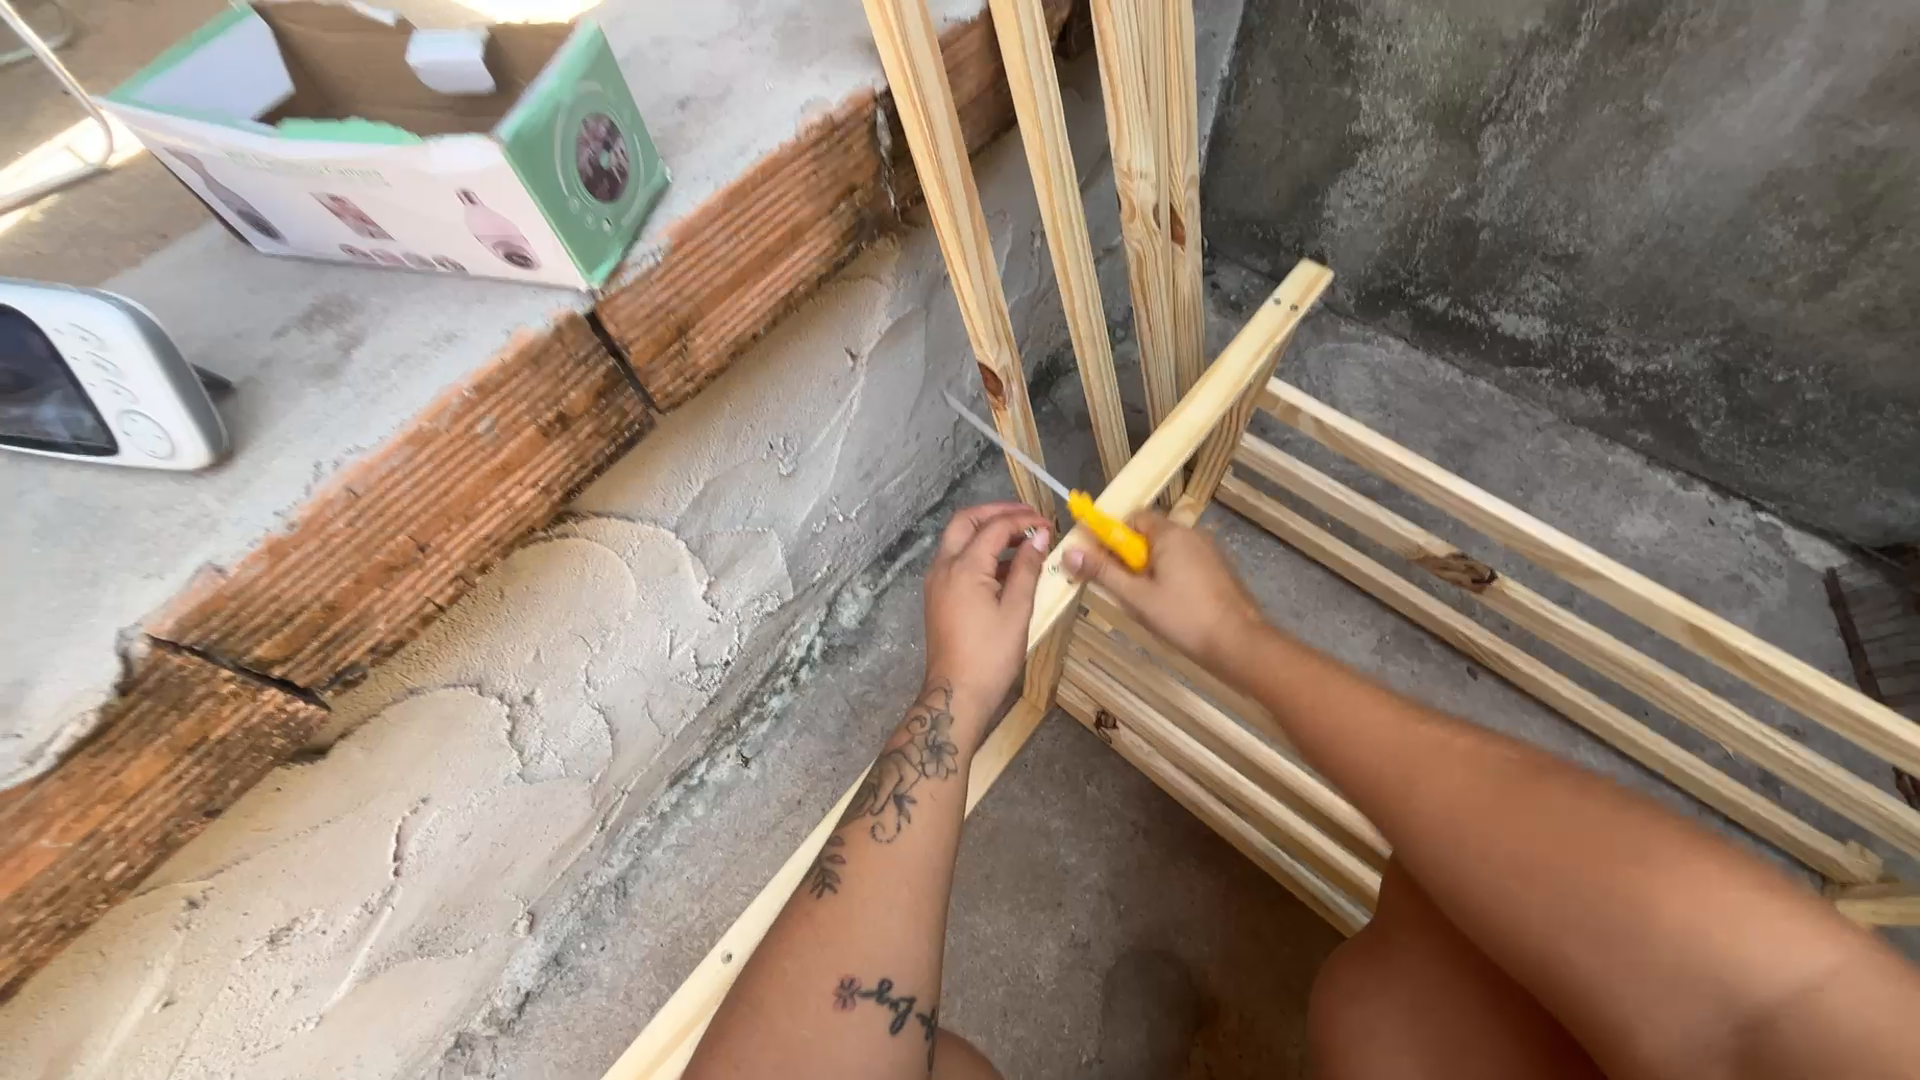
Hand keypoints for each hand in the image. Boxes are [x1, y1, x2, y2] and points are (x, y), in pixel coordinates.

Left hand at [922, 502, 1051, 737]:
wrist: (956, 693)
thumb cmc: (991, 655)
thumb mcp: (1017, 610)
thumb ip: (1027, 568)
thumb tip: (1039, 537)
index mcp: (963, 567)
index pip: (994, 527)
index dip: (1023, 521)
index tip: (1048, 525)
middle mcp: (943, 567)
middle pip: (966, 522)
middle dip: (996, 514)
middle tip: (1027, 518)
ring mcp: (936, 581)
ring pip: (958, 540)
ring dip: (987, 533)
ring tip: (1022, 541)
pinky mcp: (937, 596)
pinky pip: (957, 561)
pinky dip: (979, 554)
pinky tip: (1006, 568)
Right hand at [1064, 513, 1268, 665]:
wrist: (1238, 643)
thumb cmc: (1183, 617)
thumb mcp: (1135, 596)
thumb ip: (1102, 572)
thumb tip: (1069, 553)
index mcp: (1170, 533)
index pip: (1133, 518)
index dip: (1112, 536)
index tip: (1101, 560)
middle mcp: (1192, 534)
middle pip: (1149, 534)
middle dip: (1130, 557)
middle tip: (1122, 588)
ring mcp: (1209, 551)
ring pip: (1167, 552)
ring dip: (1150, 570)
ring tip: (1144, 602)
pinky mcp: (1218, 570)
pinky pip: (1185, 564)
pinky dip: (1170, 577)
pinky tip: (1169, 606)